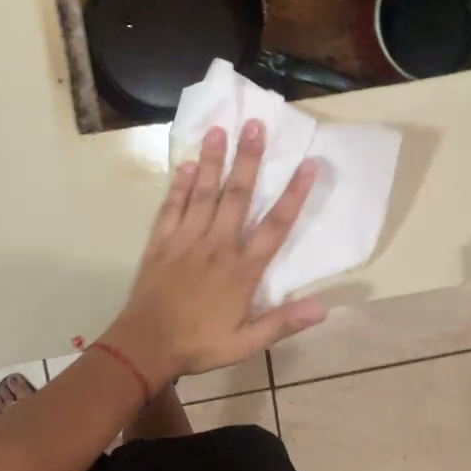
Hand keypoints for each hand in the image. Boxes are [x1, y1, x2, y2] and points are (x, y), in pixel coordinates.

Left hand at [100, 120, 326, 387]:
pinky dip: (179, 186)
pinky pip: (171, 208)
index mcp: (242, 271)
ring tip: (219, 129)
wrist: (145, 346)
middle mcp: (216, 247)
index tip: (309, 164)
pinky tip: (186, 164)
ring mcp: (186, 241)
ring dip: (213, 161)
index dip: (294, 195)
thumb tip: (324, 307)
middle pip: (238, 196)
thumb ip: (282, 323)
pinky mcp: (160, 243)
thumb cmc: (198, 345)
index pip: (275, 227)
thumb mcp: (246, 344)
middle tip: (256, 124)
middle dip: (249, 159)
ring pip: (203, 194)